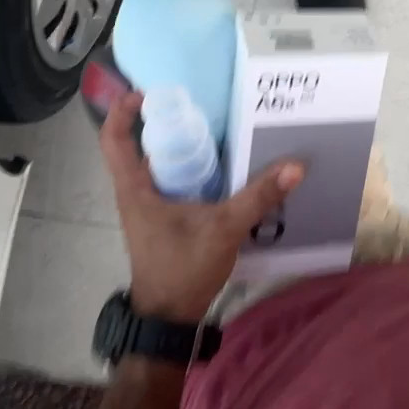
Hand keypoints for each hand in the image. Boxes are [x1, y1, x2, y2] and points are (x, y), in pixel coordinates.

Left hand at [99, 92, 303, 323]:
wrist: (169, 318)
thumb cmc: (182, 268)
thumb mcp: (223, 228)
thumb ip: (258, 197)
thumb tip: (295, 166)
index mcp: (135, 188)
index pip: (113, 140)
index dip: (122, 111)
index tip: (146, 91)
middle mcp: (135, 192)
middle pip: (136, 145)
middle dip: (161, 120)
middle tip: (196, 100)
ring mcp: (147, 206)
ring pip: (154, 163)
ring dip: (175, 142)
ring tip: (210, 123)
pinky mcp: (161, 218)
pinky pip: (168, 179)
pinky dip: (185, 164)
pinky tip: (216, 160)